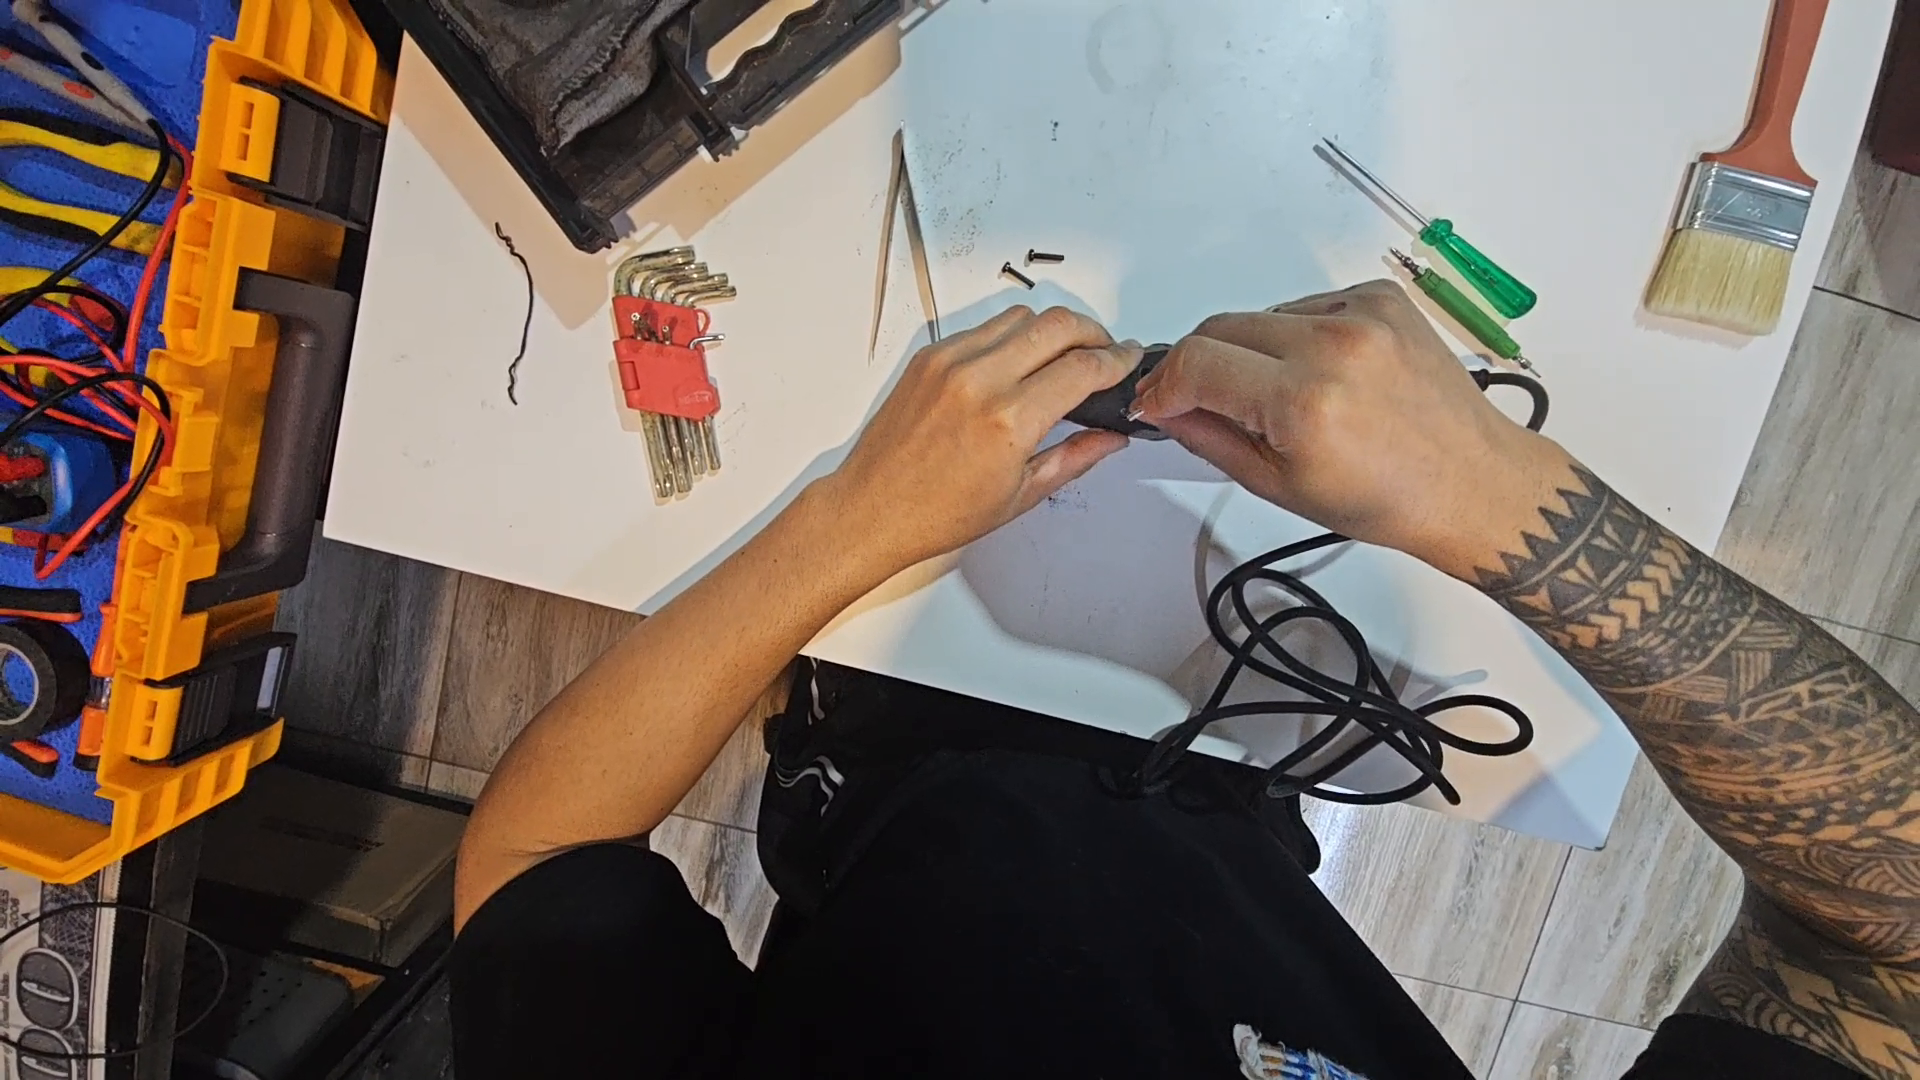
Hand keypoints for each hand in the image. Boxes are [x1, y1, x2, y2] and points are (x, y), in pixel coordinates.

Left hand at [823, 306, 1136, 570]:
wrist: (873, 509)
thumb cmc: (936, 513)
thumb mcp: (1020, 494)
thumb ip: (1075, 457)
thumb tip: (1111, 437)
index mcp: (1008, 421)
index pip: (1083, 367)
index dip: (1117, 360)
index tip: (1128, 361)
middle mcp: (979, 380)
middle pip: (1059, 324)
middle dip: (1095, 333)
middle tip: (1105, 352)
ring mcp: (950, 362)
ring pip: (1022, 316)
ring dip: (1053, 329)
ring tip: (1063, 356)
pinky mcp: (929, 355)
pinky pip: (985, 327)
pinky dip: (1012, 335)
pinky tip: (1018, 361)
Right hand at [1131, 280, 1571, 577]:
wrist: (1469, 481)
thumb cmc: (1380, 497)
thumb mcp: (1273, 483)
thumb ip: (1207, 437)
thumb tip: (1163, 407)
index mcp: (1304, 401)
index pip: (1196, 362)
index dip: (1162, 383)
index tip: (1155, 402)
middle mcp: (1333, 345)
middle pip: (1218, 327)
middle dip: (1192, 365)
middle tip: (1193, 399)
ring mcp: (1362, 314)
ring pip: (1256, 316)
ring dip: (1241, 352)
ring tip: (1267, 395)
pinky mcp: (1380, 298)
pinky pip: (1300, 308)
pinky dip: (1285, 338)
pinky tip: (1308, 373)